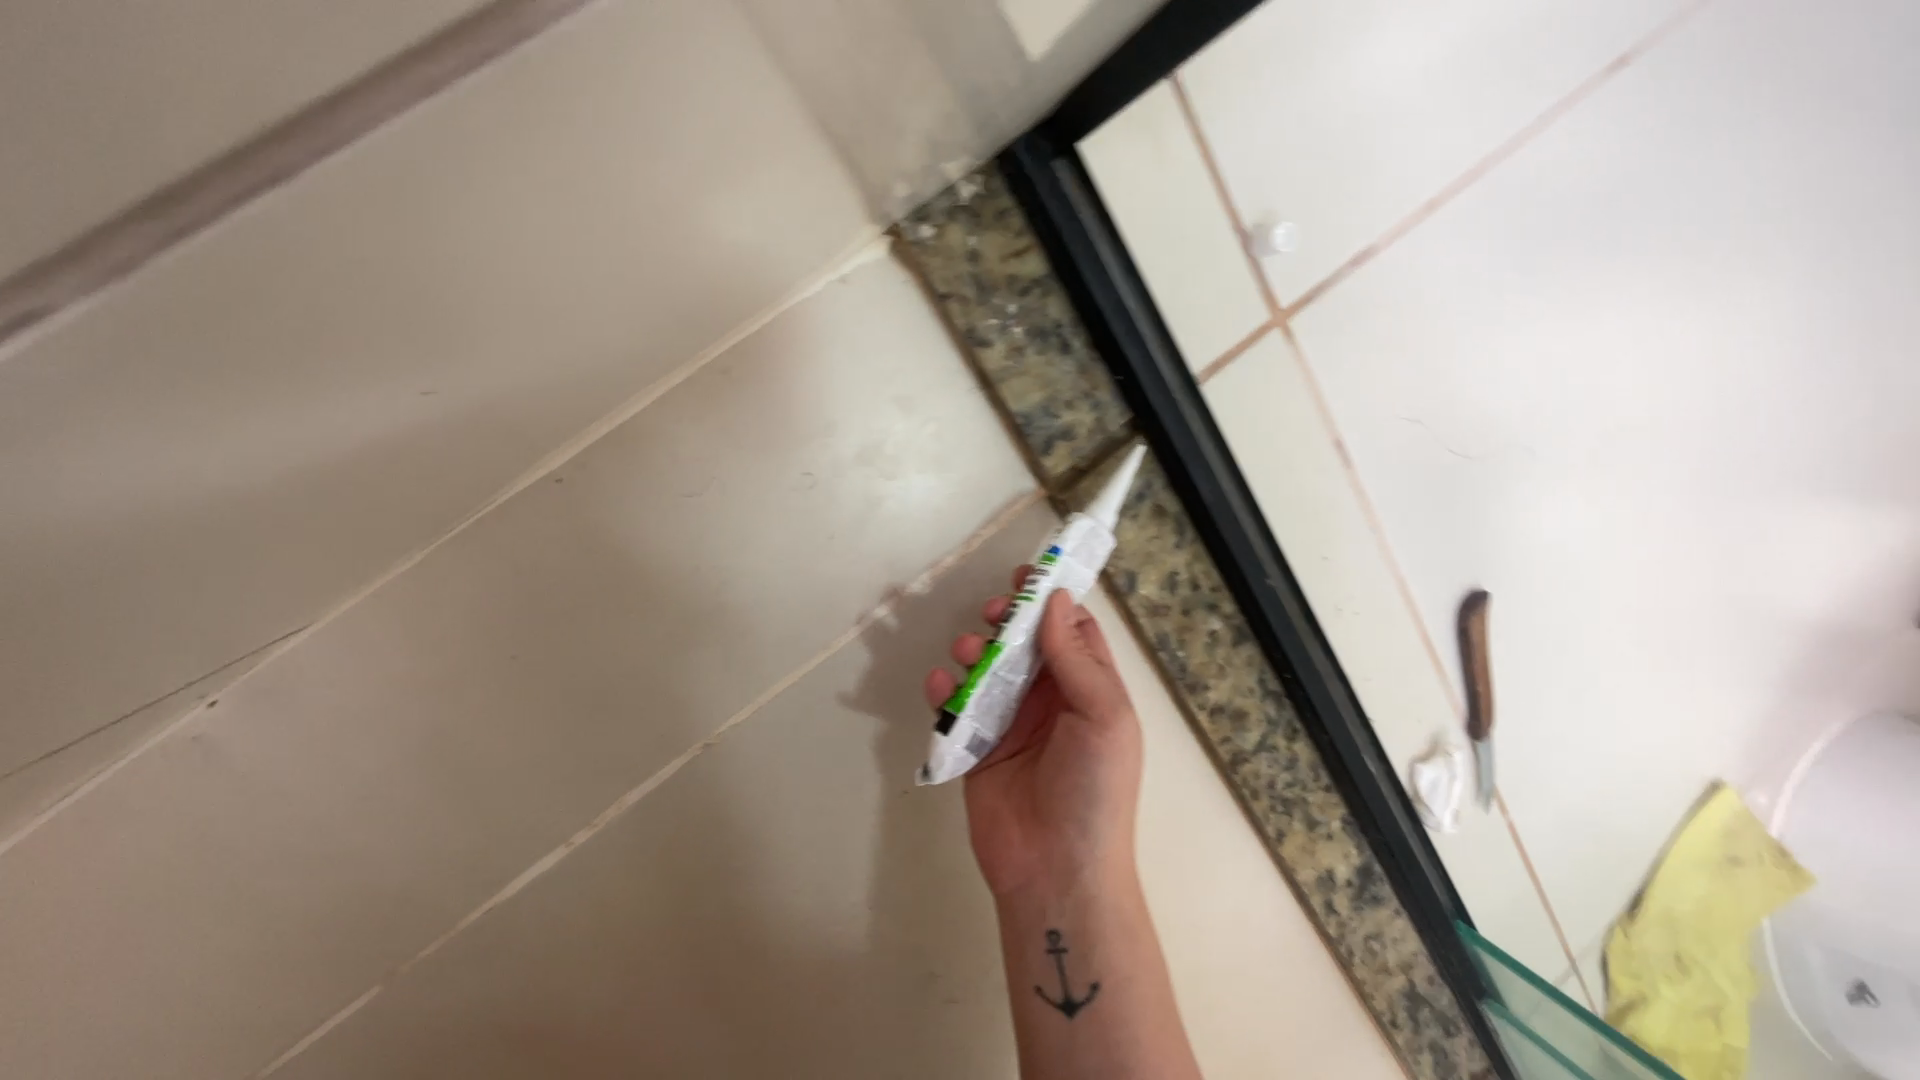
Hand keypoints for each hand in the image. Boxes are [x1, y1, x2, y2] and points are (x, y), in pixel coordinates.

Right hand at [924, 571, 1143, 900]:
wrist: (1056, 871)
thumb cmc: (1093, 790)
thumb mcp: (1103, 716)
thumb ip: (1077, 658)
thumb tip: (1054, 599)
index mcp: (1089, 689)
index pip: (1071, 630)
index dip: (1050, 600)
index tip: (1025, 576)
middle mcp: (1050, 701)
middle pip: (1024, 644)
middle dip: (1006, 621)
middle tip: (990, 613)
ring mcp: (1011, 724)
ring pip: (987, 669)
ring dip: (973, 651)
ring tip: (965, 652)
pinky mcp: (977, 749)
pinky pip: (957, 707)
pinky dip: (946, 689)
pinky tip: (941, 684)